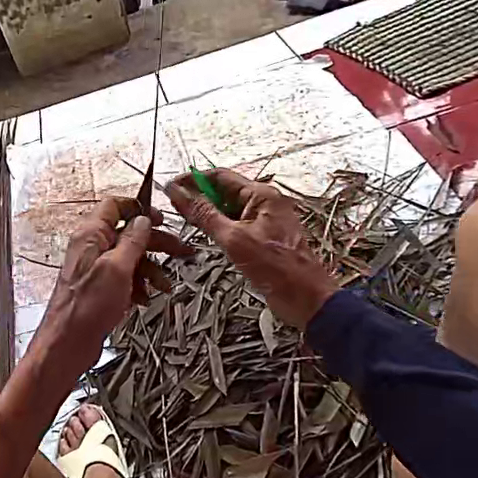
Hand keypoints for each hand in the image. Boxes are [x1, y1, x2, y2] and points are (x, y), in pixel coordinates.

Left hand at [36, 196, 192, 365]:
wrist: (68, 344)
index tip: (160, 219)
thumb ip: (132, 241)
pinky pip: (125, 278)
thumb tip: (143, 219)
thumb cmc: (86, 307)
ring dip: (151, 269)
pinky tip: (146, 297)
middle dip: (156, 242)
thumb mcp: (117, 268)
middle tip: (181, 250)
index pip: (114, 206)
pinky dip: (139, 285)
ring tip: (165, 284)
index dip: (139, 209)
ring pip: (130, 258)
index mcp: (91, 235)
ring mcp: (96, 268)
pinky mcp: (101, 288)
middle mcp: (92, 248)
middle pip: (129, 233)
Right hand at [165, 169, 337, 328]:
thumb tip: (178, 192)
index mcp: (262, 195)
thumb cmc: (277, 270)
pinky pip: (236, 225)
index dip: (193, 180)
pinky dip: (219, 227)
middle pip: (224, 191)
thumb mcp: (234, 239)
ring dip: (207, 213)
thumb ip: (204, 214)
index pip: (220, 176)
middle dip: (198, 197)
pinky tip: (206, 236)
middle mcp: (264, 203)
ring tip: (186, 221)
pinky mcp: (263, 238)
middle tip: (174, 208)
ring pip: (228, 209)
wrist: (307, 301)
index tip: (170, 188)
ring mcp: (264, 220)